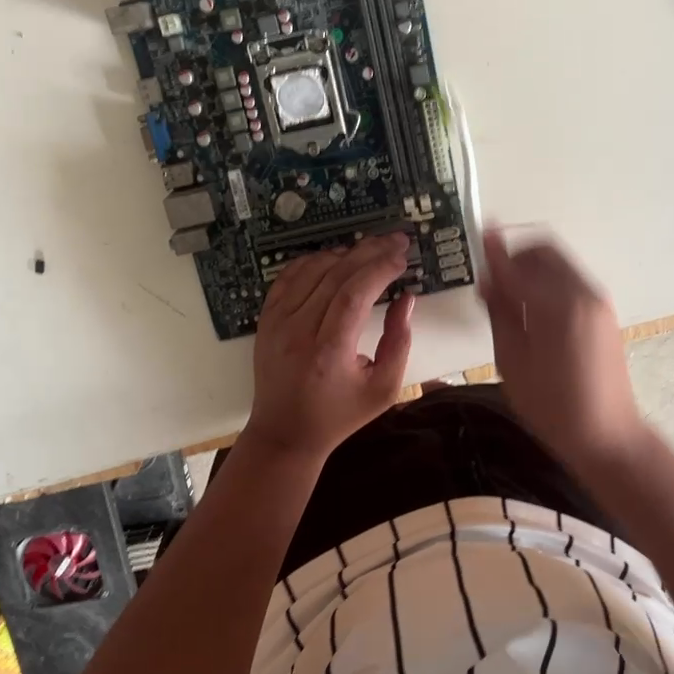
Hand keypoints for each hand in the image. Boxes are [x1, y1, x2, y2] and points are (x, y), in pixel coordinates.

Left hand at [247, 233, 413, 459]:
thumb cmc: (339, 415)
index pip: (355, 294)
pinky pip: (287, 277)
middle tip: (395, 240)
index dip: (380, 269)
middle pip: (335, 275)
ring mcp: (277, 323)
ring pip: (311, 270)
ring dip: (343, 253)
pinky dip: (312, 261)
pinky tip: (335, 257)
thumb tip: (407, 299)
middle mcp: (298, 331)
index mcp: (329, 351)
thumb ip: (398, 342)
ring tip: (370, 248)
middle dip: (369, 252)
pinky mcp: (266, 320)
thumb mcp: (383, 389)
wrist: (285, 434)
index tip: (402, 257)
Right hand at [479, 227, 644, 458]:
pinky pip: (569, 279)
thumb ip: (500, 312)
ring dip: (531, 267)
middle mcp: (582, 293)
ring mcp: (597, 301)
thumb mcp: (512, 362)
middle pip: (543, 250)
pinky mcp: (603, 312)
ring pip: (558, 262)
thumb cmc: (552, 407)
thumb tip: (488, 280)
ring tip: (508, 296)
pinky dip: (547, 281)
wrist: (608, 435)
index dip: (493, 253)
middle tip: (490, 278)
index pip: (517, 265)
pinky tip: (531, 310)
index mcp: (557, 305)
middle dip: (514, 255)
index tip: (475, 239)